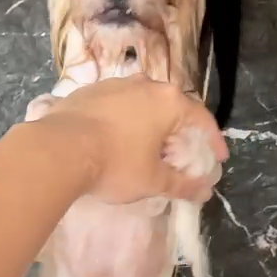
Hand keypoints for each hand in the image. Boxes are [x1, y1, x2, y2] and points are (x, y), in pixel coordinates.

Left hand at [27, 76, 226, 204]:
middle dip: (179, 131)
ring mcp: (114, 84)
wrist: (58, 149)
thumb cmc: (115, 163)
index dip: (212, 140)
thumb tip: (204, 191)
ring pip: (142, 103)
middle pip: (171, 106)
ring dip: (149, 123)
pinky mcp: (88, 91)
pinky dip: (123, 121)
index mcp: (167, 101)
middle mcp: (144, 84)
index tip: (218, 158)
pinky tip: (115, 140)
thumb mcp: (153, 180)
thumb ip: (182, 184)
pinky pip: (116, 105)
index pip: (201, 118)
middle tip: (179, 155)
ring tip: (146, 147)